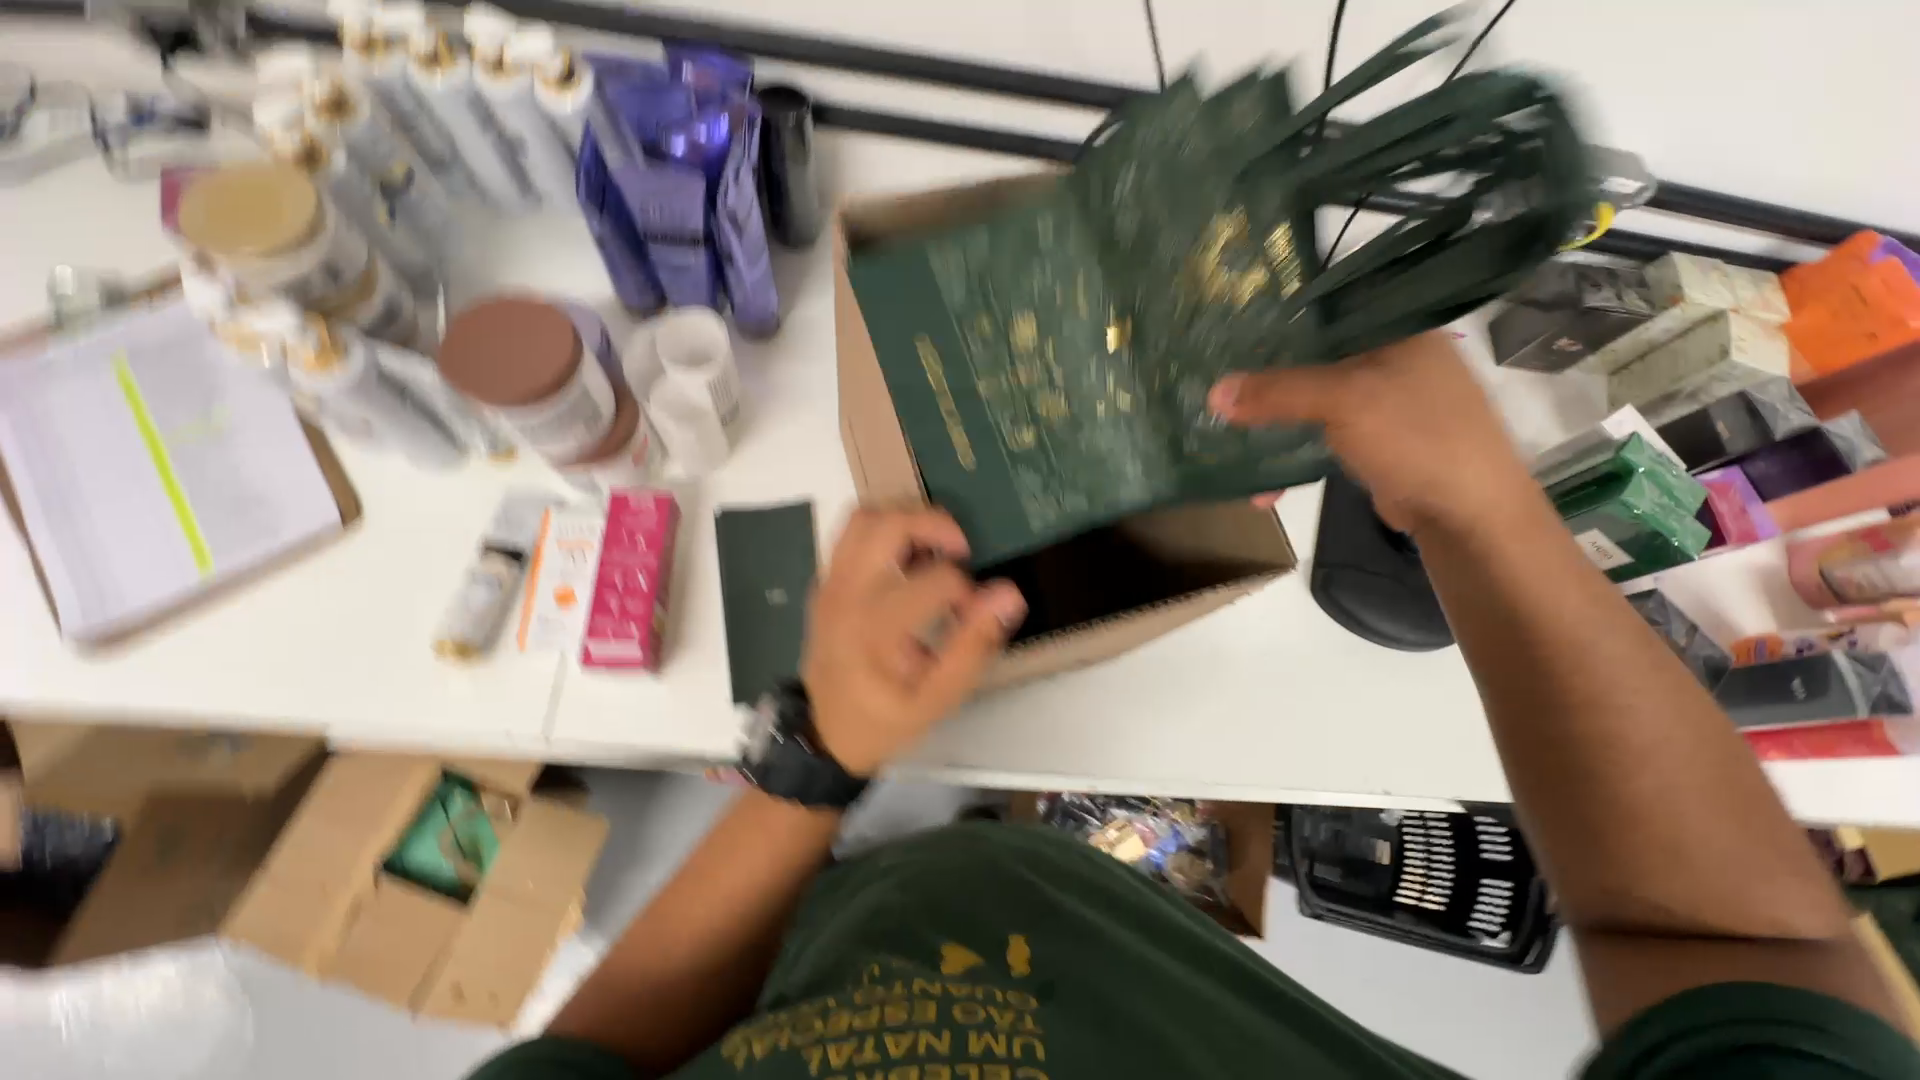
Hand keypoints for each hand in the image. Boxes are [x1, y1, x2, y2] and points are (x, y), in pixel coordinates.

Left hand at [802, 508, 1026, 776]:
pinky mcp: (824, 580)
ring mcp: (829, 583)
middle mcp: (846, 595)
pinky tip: (906, 560)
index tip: (971, 614)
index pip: (936, 580)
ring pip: (865, 517)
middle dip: (936, 525)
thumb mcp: (937, 699)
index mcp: (875, 629)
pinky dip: (884, 531)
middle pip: (889, 525)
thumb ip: (974, 646)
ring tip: (933, 548)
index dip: (968, 592)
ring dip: (906, 519)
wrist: (824, 732)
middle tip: (961, 549)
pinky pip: (851, 534)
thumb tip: (1009, 594)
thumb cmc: (884, 718)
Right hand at [1209, 331, 1538, 534]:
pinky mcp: (1376, 442)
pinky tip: (1264, 486)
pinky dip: (1293, 457)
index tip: (1225, 335)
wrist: (1469, 511)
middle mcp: (1391, 357)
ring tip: (1227, 437)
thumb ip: (1278, 391)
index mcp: (1395, 328)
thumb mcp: (1344, 401)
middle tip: (1216, 386)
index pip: (1324, 309)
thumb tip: (1212, 393)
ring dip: (1273, 425)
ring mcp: (1385, 402)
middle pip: (1312, 359)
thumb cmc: (1417, 436)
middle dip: (1264, 380)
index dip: (1274, 322)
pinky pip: (1321, 438)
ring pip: (1313, 402)